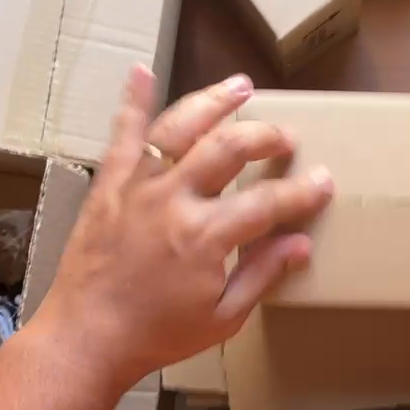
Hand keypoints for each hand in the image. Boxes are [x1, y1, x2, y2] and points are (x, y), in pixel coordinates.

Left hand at [35, 67, 333, 390]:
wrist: (86, 337)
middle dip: (265, 136)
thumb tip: (301, 245)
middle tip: (287, 137)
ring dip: (214, 102)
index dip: (301, 191)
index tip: (324, 181)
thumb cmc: (158, 334)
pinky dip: (132, 103)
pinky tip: (141, 71)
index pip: (267, 202)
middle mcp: (173, 199)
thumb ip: (261, 275)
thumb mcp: (223, 318)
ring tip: (240, 86)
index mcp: (205, 237)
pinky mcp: (109, 186)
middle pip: (228, 148)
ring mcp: (137, 187)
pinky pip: (123, 136)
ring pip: (180, 128)